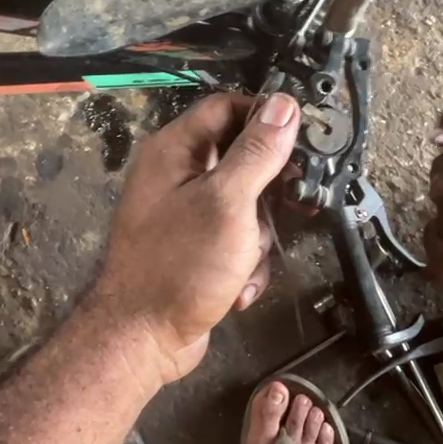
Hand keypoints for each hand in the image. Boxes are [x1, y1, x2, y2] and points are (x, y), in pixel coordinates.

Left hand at [84, 92, 300, 384]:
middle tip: (287, 211)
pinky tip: (237, 287)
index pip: (227, 107)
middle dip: (267, 194)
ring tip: (243, 262)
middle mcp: (176, 172)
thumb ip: (257, 152)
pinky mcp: (195, 245)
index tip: (301, 141)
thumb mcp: (228, 202)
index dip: (266, 118)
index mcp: (174, 149)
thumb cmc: (180, 264)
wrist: (141, 339)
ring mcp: (184, 211)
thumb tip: (284, 104)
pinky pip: (236, 237)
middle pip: (243, 158)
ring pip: (246, 204)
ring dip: (256, 237)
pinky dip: (244, 262)